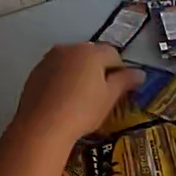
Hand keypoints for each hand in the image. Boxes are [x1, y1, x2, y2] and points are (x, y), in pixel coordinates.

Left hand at [14, 43, 143, 146]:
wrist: (42, 126)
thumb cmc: (83, 110)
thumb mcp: (109, 97)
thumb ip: (125, 81)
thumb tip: (140, 73)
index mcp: (91, 52)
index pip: (114, 54)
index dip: (120, 70)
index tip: (119, 89)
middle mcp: (69, 48)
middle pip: (91, 54)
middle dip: (99, 69)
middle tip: (101, 93)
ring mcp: (49, 59)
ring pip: (72, 61)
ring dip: (80, 72)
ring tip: (81, 97)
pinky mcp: (35, 72)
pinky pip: (56, 70)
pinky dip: (63, 79)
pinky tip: (63, 99)